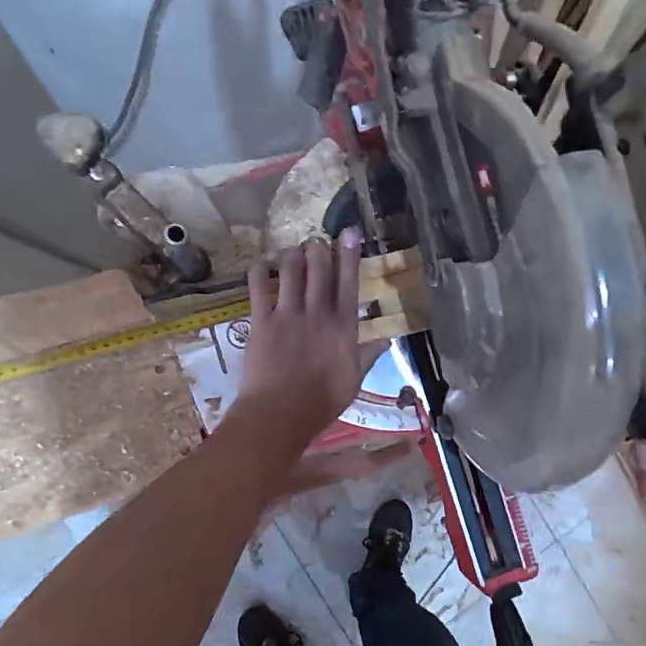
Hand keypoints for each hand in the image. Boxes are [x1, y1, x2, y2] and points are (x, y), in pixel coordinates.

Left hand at [232, 231, 382, 445]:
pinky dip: (260, 270)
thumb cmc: (322, 402)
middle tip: (315, 247)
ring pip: (290, 267)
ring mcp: (286, 314)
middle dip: (318, 248)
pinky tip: (263, 267)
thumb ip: (368, 355)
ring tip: (293, 254)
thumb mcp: (354, 380)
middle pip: (318, 265)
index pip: (348, 280)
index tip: (348, 232)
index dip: (349, 253)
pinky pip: (258, 284)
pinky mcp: (260, 320)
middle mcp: (316, 312)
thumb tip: (387, 339)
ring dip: (292, 254)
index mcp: (343, 326)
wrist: (281, 414)